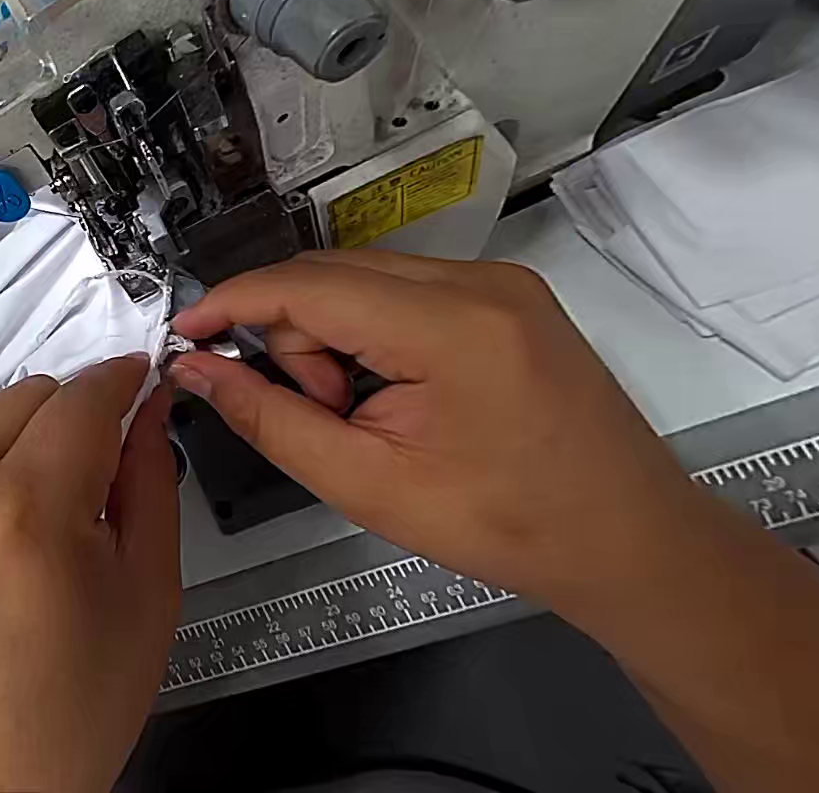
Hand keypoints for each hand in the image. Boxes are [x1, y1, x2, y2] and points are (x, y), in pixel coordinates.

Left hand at [0, 356, 180, 792]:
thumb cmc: (65, 707)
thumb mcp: (145, 593)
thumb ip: (150, 479)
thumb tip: (146, 409)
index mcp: (24, 509)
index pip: (82, 398)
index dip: (119, 380)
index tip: (139, 377)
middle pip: (31, 394)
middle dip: (71, 420)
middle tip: (87, 481)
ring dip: (19, 446)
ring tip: (30, 519)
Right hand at [170, 250, 725, 609]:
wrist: (631, 543)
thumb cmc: (504, 524)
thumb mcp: (362, 482)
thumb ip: (265, 416)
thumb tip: (197, 369)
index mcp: (450, 328)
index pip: (304, 286)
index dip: (231, 302)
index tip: (186, 330)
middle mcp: (475, 281)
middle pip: (322, 275)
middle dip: (289, 335)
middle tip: (316, 405)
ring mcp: (491, 279)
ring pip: (349, 277)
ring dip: (324, 334)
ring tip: (357, 404)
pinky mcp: (494, 290)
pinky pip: (386, 286)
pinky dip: (358, 329)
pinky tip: (382, 382)